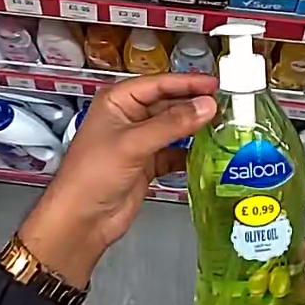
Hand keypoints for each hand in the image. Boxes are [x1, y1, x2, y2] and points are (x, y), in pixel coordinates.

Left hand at [17, 73, 216, 287]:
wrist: (81, 221)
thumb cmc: (92, 176)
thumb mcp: (133, 144)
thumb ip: (172, 124)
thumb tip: (205, 106)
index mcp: (117, 101)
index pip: (158, 83)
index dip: (187, 83)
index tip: (213, 84)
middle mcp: (128, 117)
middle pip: (167, 103)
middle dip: (193, 103)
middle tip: (223, 103)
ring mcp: (138, 141)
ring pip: (172, 127)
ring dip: (194, 127)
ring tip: (221, 124)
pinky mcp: (146, 163)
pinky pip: (173, 151)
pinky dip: (189, 152)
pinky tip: (207, 152)